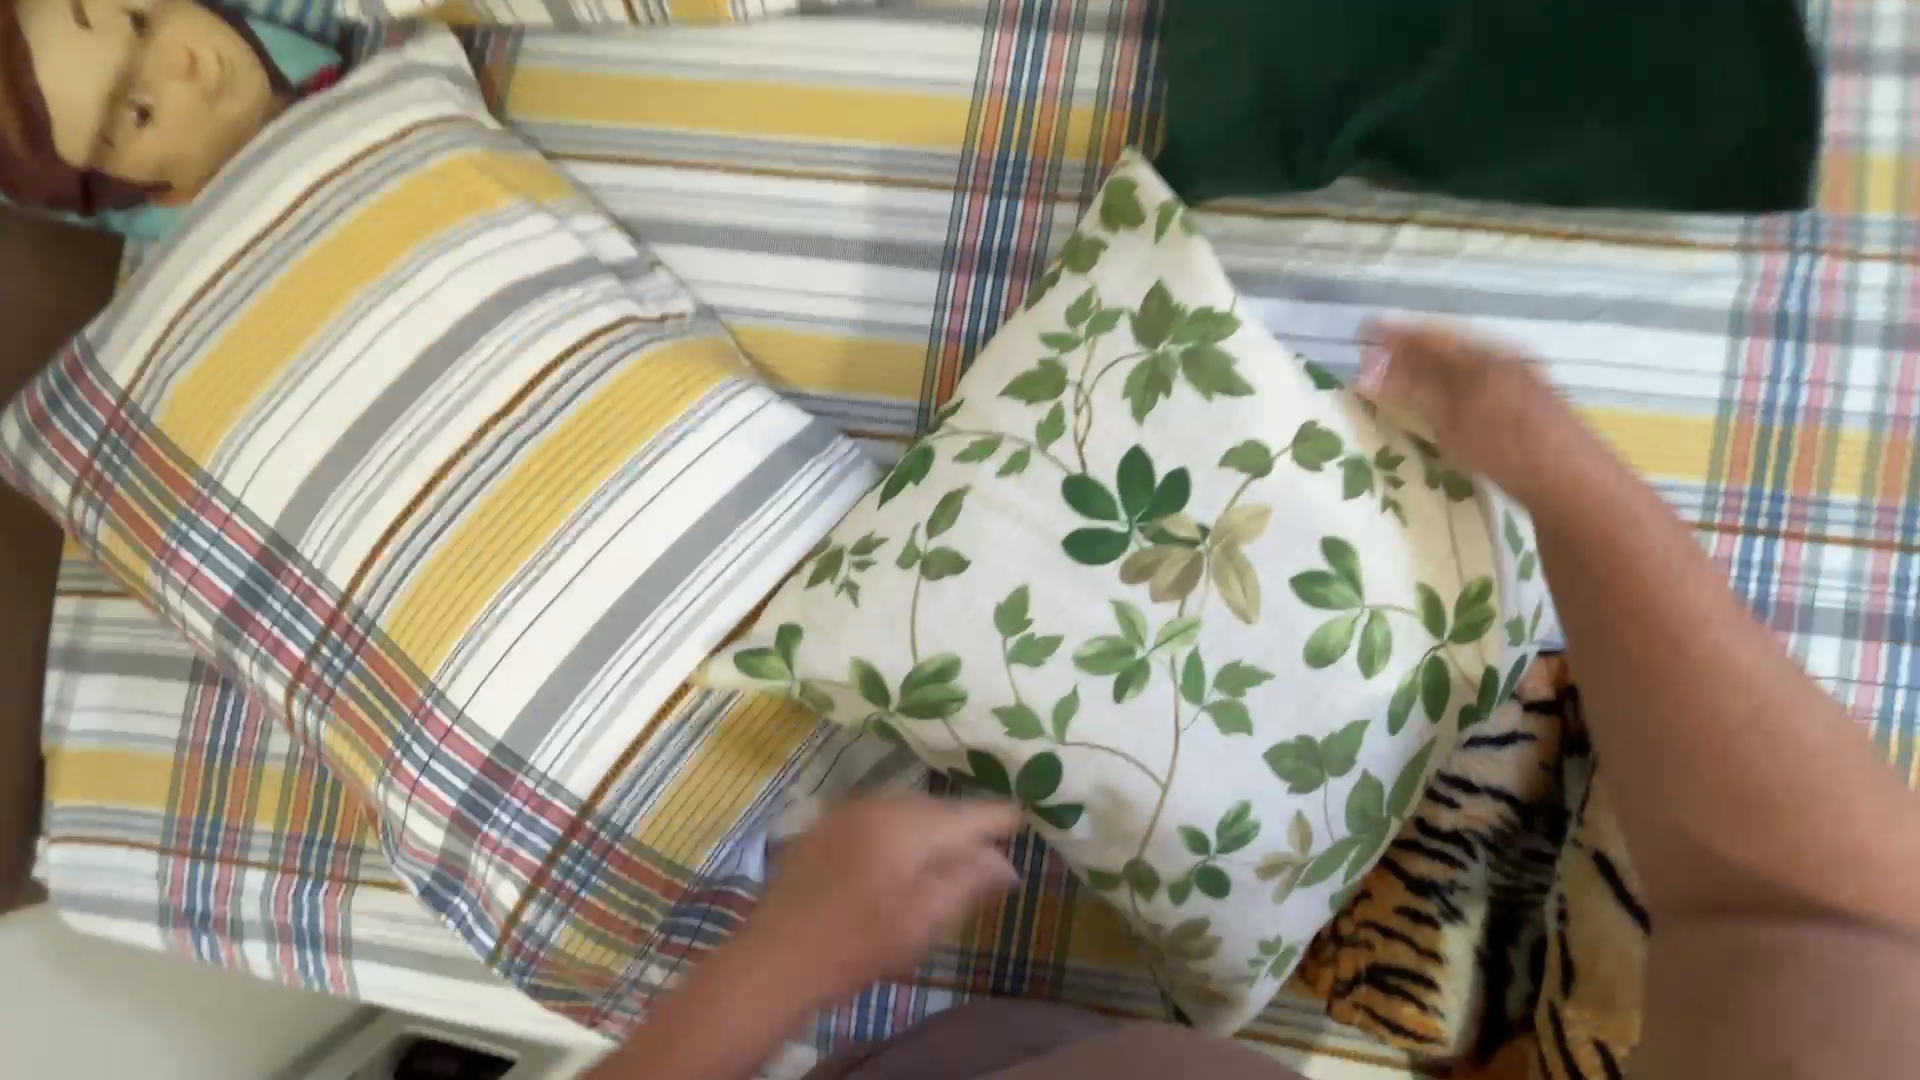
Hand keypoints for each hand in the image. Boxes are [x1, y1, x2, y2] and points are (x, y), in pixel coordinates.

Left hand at [734, 795, 1021, 1005]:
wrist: (775, 957)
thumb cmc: (858, 944)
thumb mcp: (924, 921)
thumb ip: (969, 882)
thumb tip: (1007, 862)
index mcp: (911, 823)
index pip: (971, 812)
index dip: (1001, 817)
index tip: (1025, 819)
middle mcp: (882, 802)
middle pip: (940, 808)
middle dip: (964, 826)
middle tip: (986, 851)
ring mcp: (851, 808)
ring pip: (909, 808)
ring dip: (931, 828)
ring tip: (944, 857)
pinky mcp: (829, 821)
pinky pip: (880, 814)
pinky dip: (899, 829)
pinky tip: (898, 858)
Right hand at [1355, 320, 1573, 505]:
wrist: (1572, 481)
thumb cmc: (1506, 450)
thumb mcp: (1449, 421)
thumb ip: (1409, 391)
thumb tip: (1366, 373)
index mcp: (1482, 355)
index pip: (1427, 334)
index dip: (1392, 334)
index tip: (1361, 335)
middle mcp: (1502, 356)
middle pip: (1445, 344)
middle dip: (1406, 349)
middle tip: (1372, 359)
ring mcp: (1518, 373)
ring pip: (1461, 360)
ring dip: (1427, 364)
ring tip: (1398, 375)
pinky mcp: (1527, 394)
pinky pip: (1477, 373)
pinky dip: (1449, 377)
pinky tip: (1438, 393)